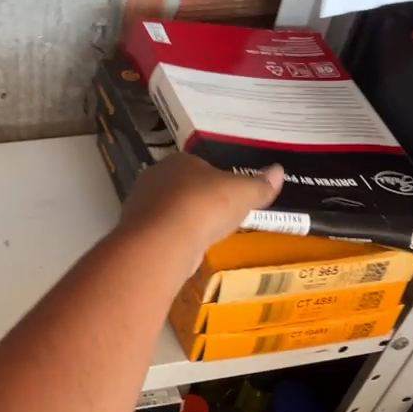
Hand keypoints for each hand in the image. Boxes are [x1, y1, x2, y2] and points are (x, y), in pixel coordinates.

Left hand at [119, 155, 283, 259]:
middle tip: (215, 218)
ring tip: (201, 236)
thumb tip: (278, 171)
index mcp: (179, 160)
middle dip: (196, 201)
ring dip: (181, 222)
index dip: (214, 181)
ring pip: (166, 211)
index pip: (199, 166)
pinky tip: (183, 250)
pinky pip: (158, 233)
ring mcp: (140, 205)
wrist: (165, 240)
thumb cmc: (206, 206)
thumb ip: (260, 184)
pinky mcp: (134, 231)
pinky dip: (171, 240)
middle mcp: (155, 177)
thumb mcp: (243, 194)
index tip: (227, 197)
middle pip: (180, 187)